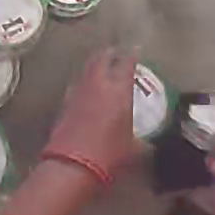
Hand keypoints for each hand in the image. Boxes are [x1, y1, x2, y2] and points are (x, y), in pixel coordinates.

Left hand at [44, 47, 139, 177]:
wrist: (72, 165)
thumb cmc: (109, 154)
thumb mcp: (133, 149)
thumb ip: (142, 143)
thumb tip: (149, 146)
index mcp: (119, 91)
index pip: (127, 64)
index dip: (132, 54)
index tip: (136, 49)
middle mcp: (99, 85)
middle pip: (102, 58)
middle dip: (110, 53)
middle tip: (116, 51)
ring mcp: (79, 92)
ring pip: (87, 68)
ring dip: (95, 63)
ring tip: (101, 63)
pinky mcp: (65, 103)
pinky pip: (77, 84)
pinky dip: (83, 80)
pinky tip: (86, 86)